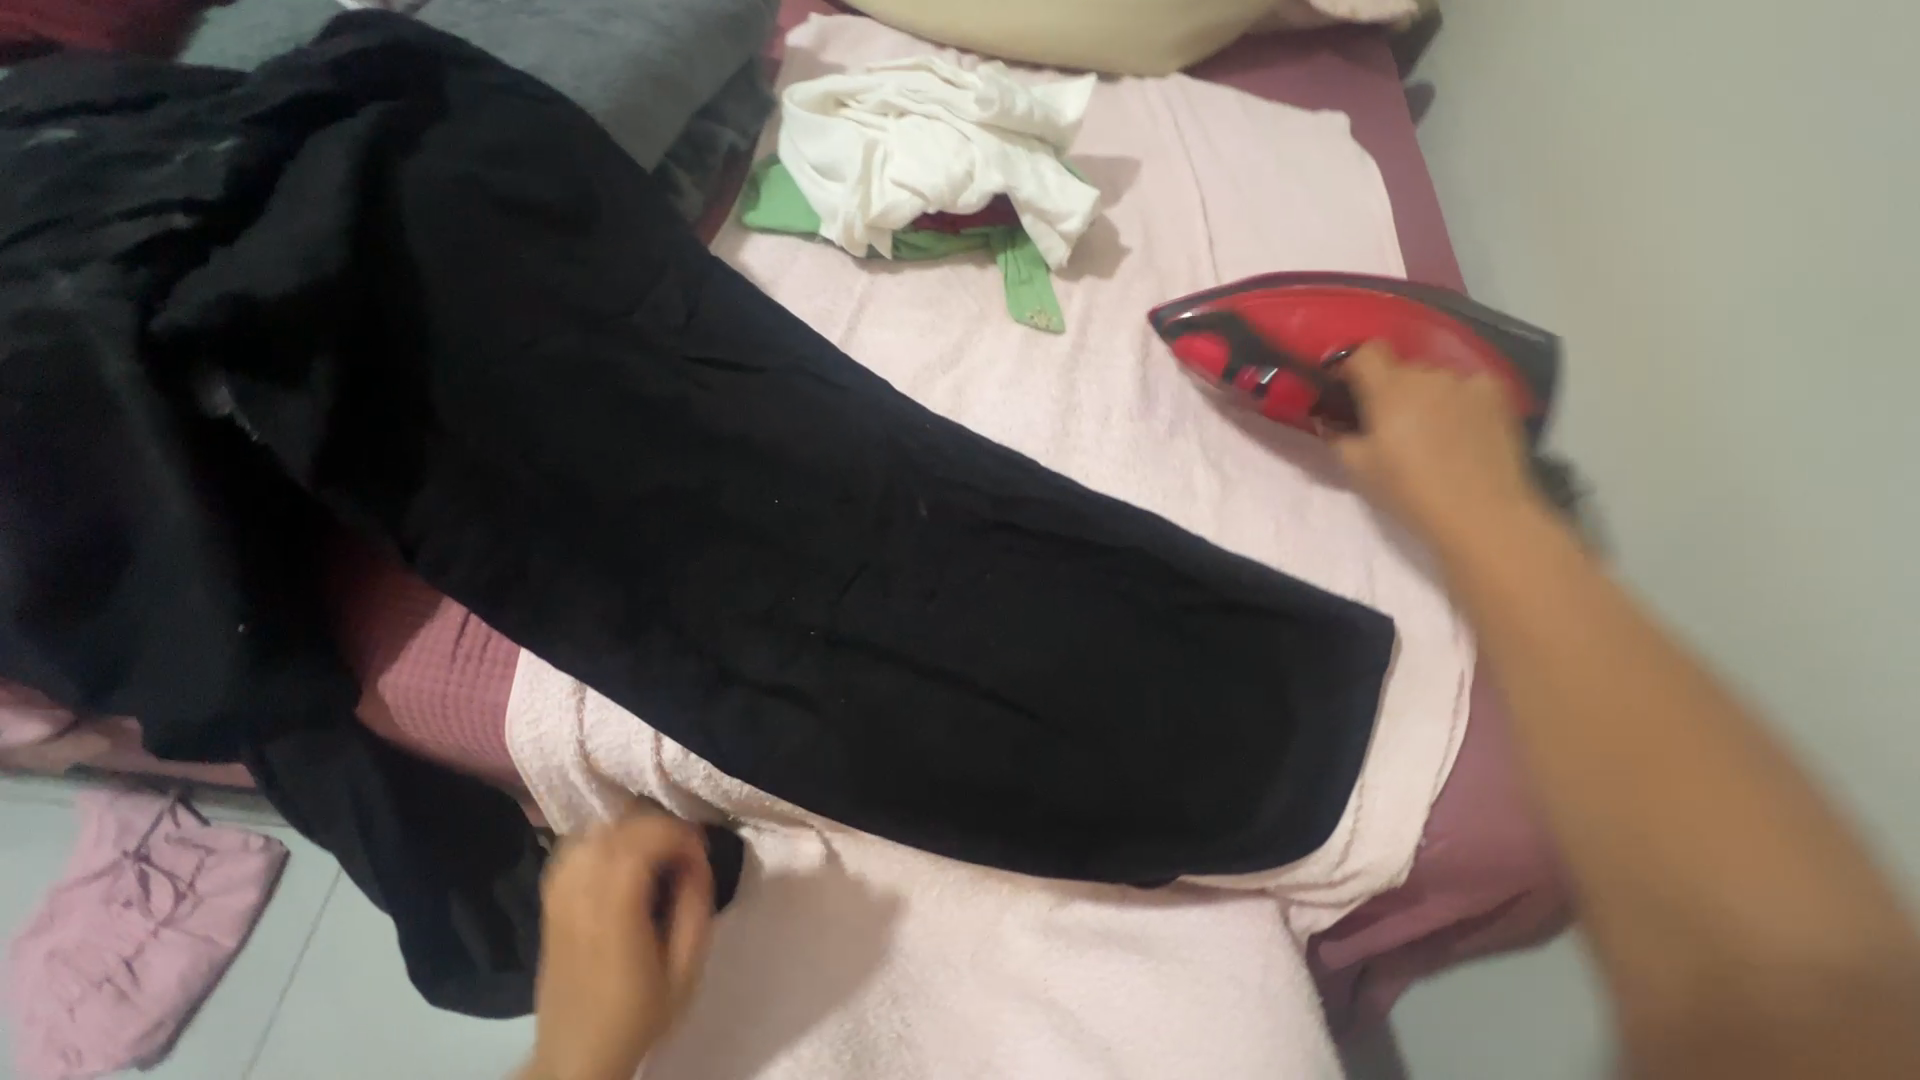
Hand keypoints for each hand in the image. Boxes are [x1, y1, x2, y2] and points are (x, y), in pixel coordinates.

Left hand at [520, 806, 715, 1079]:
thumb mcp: (685, 973)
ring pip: (591, 834)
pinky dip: (599, 839)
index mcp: (615, 917)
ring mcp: (559, 900)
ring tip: (655, 851)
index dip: (677, 835)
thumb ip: (696, 910)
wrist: (576, 1057)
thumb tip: (698, 862)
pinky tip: (619, 855)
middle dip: (659, 827)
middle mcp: (580, 900)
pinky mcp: (549, 904)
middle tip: (685, 852)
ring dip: (629, 830)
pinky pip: (570, 850)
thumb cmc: (637, 1016)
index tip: (700, 854)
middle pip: (616, 830)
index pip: (641, 844)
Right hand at [1331, 341, 1544, 551]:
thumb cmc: (1408, 491)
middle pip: (1401, 368)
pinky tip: (1461, 427)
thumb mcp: (1358, 469)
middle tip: (1389, 424)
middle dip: (1391, 389)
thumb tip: (1327, 420)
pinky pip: (1467, 386)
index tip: (1348, 390)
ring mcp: (1466, 382)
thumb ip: (1337, 437)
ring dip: (1425, 395)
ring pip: (1434, 378)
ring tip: (1429, 431)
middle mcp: (1428, 375)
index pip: (1365, 353)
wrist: (1480, 512)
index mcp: (1389, 390)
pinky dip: (1458, 399)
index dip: (1353, 366)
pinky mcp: (1497, 394)